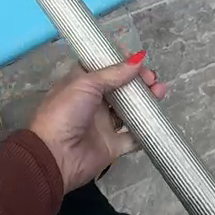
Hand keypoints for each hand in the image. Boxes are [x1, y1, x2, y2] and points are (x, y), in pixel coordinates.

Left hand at [27, 52, 167, 192]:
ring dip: (145, 101)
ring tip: (160, 92)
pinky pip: (132, 137)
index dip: (123, 63)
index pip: (106, 68)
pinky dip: (145, 131)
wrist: (54, 156)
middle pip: (122, 88)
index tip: (140, 61)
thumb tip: (139, 58)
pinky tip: (156, 119)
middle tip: (153, 79)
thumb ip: (114, 73)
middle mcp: (94, 102)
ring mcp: (104, 124)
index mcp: (83, 83)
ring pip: (130, 110)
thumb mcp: (86, 84)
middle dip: (139, 81)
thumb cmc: (66, 112)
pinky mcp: (112, 146)